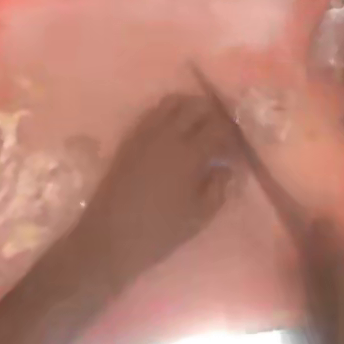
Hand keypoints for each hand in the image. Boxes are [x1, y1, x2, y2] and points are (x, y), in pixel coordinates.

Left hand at [70, 93, 238, 284]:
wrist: (108, 240)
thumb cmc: (158, 233)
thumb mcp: (198, 217)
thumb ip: (218, 188)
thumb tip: (226, 168)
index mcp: (189, 154)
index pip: (219, 128)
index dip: (232, 135)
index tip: (236, 150)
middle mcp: (168, 135)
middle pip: (198, 105)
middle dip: (215, 115)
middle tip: (221, 134)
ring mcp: (146, 133)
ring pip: (174, 102)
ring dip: (191, 108)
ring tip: (199, 127)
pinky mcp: (131, 138)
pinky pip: (154, 112)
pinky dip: (170, 114)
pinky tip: (174, 132)